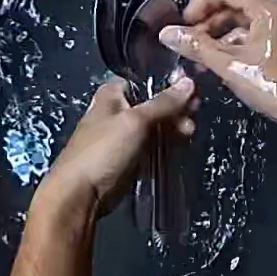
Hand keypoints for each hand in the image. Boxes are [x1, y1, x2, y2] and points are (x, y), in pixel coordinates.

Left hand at [37, 76, 195, 217]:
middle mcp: (118, 112)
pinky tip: (182, 144)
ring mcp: (125, 137)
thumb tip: (189, 82)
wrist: (81, 194)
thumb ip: (164, 103)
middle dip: (175, 108)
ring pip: (156, 127)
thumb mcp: (135, 121)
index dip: (168, 84)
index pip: (144, 81)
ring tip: (190, 131)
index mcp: (112, 96)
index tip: (191, 88)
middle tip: (195, 112)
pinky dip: (167, 145)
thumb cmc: (103, 150)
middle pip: (154, 105)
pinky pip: (154, 146)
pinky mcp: (131, 158)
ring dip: (173, 127)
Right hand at [159, 0, 276, 132]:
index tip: (183, 23)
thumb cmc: (274, 86)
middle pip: (235, 6)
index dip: (199, 3)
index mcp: (267, 9)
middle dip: (208, 22)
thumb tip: (167, 33)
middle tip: (188, 42)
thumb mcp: (228, 65)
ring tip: (200, 59)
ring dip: (220, 38)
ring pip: (244, 25)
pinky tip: (222, 68)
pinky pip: (255, 39)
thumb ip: (196, 47)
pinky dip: (236, 48)